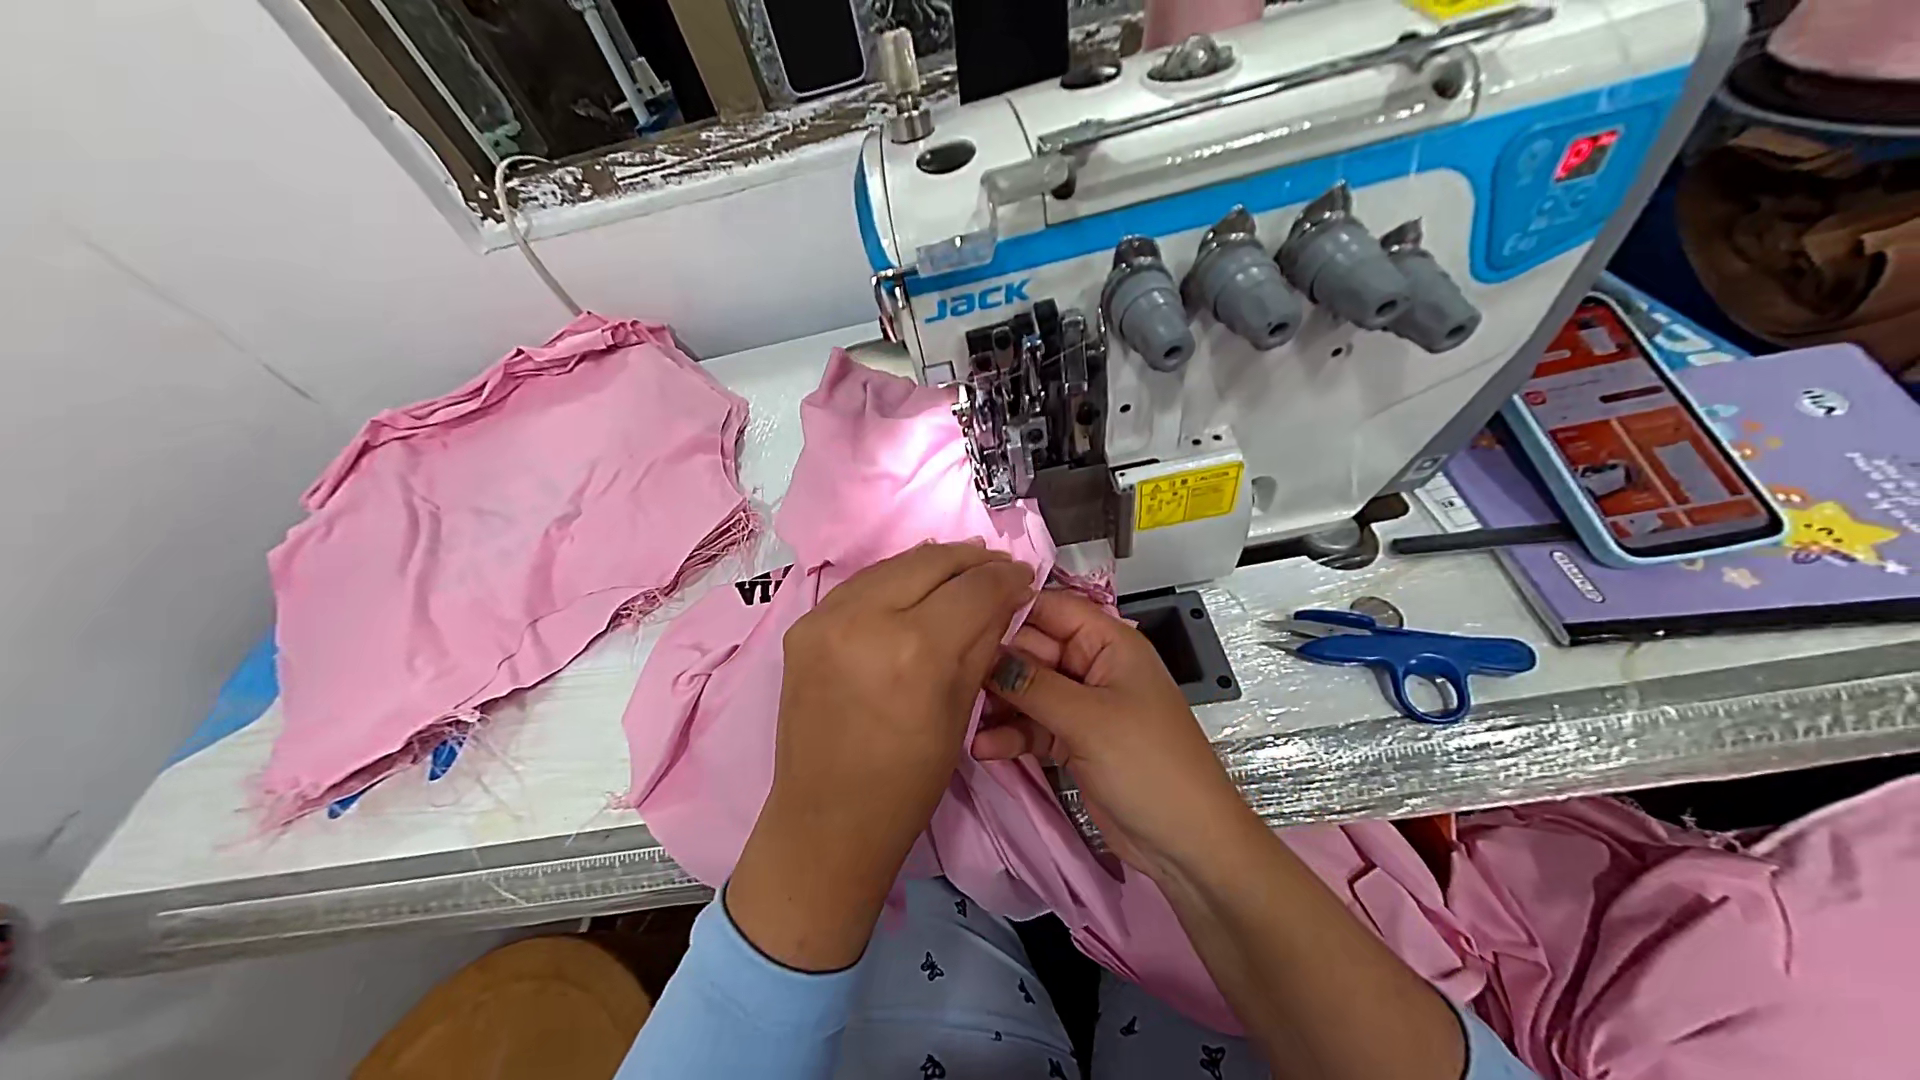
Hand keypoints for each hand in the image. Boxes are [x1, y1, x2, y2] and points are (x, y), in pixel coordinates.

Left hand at [728, 541, 1035, 969]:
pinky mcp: (802, 625)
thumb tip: (1007, 598)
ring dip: (934, 562)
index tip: (1025, 577)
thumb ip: (985, 641)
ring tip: (962, 568)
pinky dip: (895, 578)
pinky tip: (916, 585)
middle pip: (931, 562)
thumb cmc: (908, 783)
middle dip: (973, 559)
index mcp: (916, 651)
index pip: (975, 589)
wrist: (826, 820)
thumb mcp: (961, 711)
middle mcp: (866, 619)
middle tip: (999, 566)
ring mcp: (825, 618)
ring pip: (893, 564)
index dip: (1008, 578)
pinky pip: (860, 584)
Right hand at [973, 590, 1256, 882]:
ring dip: (998, 706)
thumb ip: (1032, 684)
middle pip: (1032, 651)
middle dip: (995, 666)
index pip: (1050, 609)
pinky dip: (1011, 735)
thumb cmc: (1149, 765)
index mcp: (1108, 642)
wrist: (1186, 843)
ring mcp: (1081, 704)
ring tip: (963, 718)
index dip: (1008, 610)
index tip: (962, 621)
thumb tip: (984, 654)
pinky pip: (1032, 726)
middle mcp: (1092, 665)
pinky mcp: (1072, 739)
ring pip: (1027, 690)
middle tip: (953, 678)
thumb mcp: (1087, 719)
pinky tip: (984, 748)